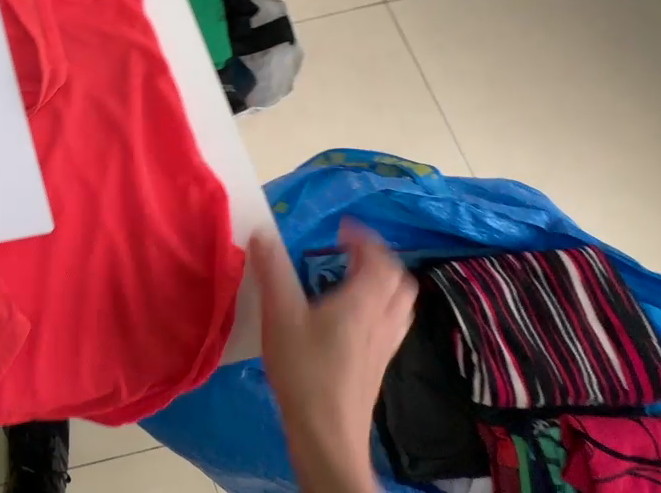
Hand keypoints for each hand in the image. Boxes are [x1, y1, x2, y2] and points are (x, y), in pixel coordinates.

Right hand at [254, 220, 414, 492]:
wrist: (327, 432)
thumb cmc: (304, 369)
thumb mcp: (280, 314)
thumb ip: (272, 270)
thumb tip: (262, 233)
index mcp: (363, 303)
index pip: (379, 261)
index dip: (365, 239)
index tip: (341, 228)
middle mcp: (383, 321)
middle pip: (399, 282)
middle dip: (377, 260)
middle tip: (347, 250)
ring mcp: (386, 345)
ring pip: (398, 304)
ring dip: (381, 283)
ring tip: (349, 277)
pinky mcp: (379, 364)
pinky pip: (390, 322)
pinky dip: (377, 306)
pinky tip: (349, 315)